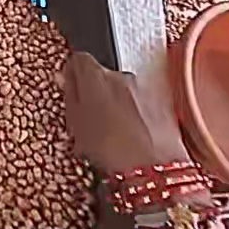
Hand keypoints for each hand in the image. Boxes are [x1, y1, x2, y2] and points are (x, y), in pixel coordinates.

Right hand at [59, 52, 189, 176]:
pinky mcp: (163, 101)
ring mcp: (145, 87)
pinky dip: (133, 112)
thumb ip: (69, 94)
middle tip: (88, 117)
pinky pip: (139, 101)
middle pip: (101, 74)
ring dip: (115, 102)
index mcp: (96, 76)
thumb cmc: (111, 149)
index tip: (70, 86)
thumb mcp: (75, 124)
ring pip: (121, 89)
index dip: (72, 73)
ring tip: (111, 131)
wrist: (153, 169)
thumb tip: (65, 78)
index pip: (79, 58)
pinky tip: (130, 134)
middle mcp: (122, 75)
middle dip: (94, 90)